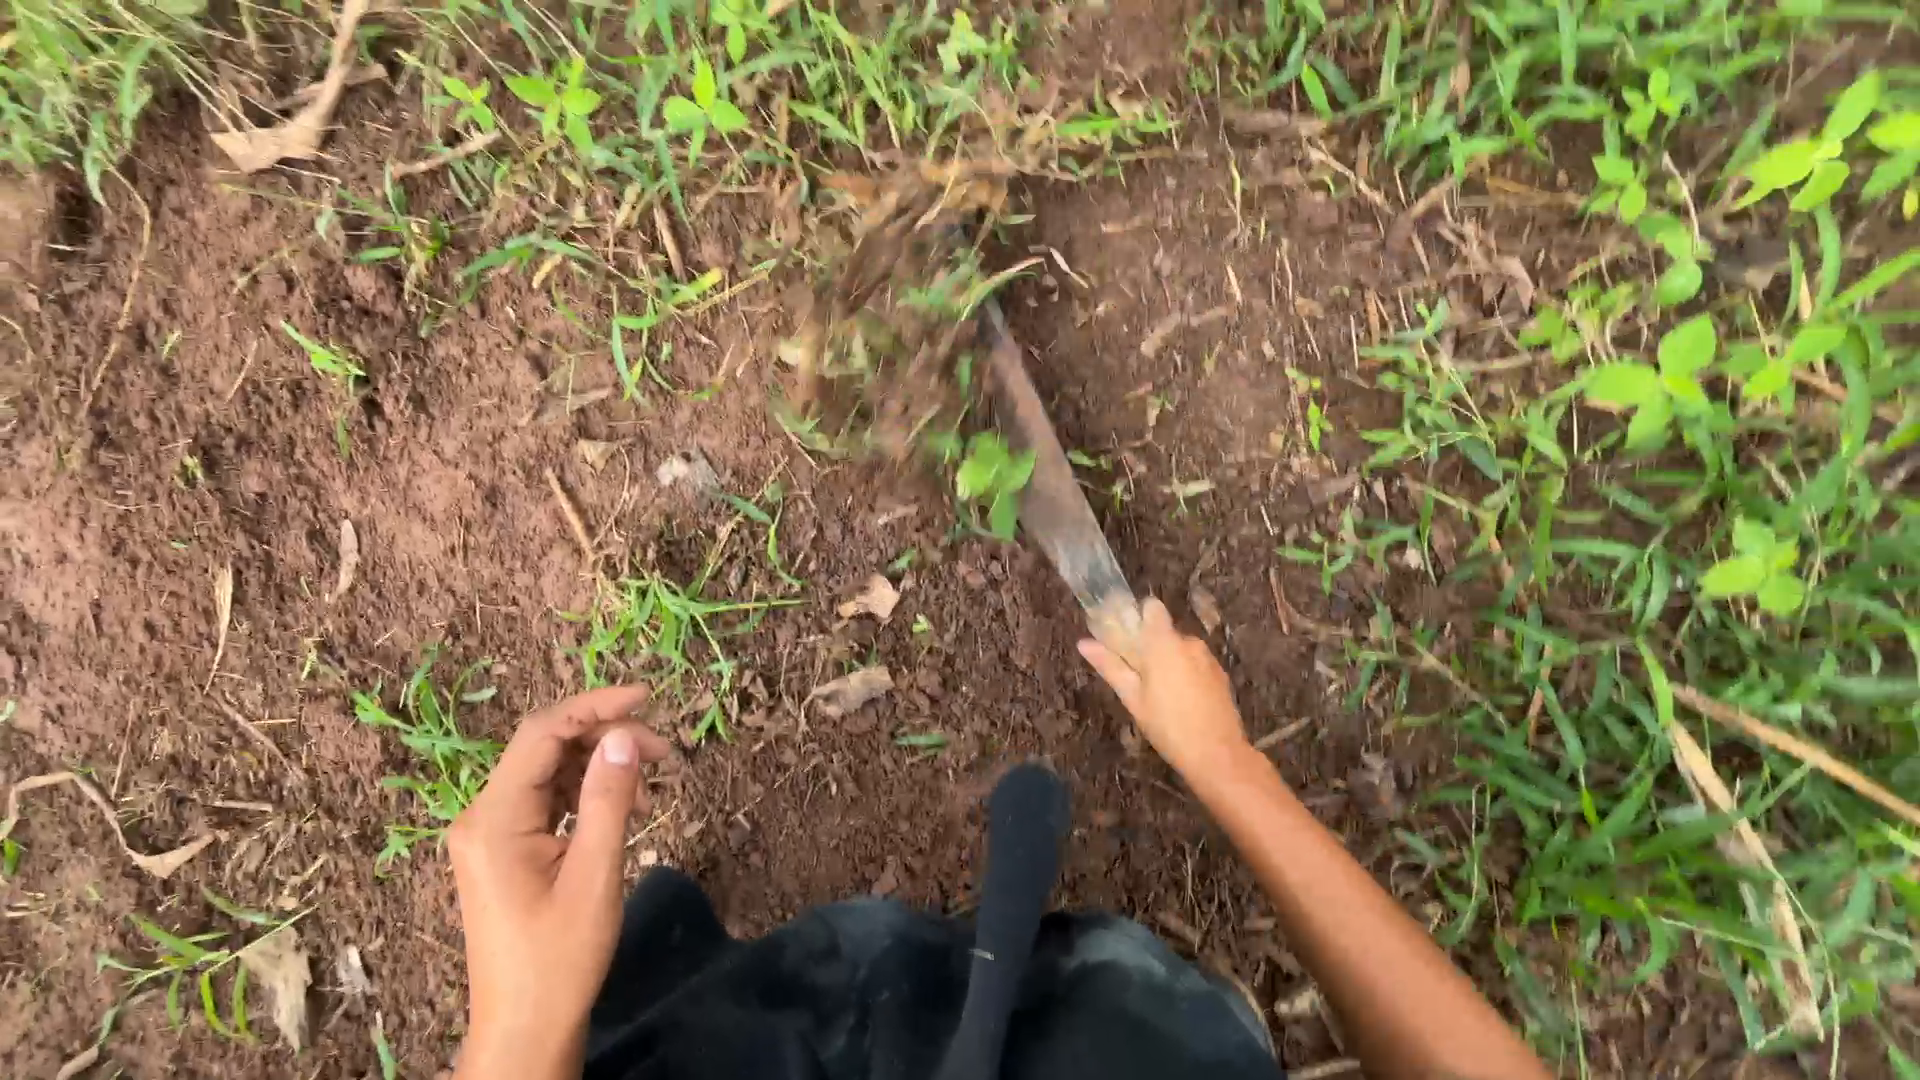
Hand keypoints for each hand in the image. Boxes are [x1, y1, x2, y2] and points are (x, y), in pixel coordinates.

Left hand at [448, 686, 672, 1079]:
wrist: (526, 1028)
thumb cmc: (560, 957)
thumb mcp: (594, 874)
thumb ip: (608, 799)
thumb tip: (626, 736)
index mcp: (494, 819)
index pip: (542, 733)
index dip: (595, 705)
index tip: (648, 696)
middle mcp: (483, 816)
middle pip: (546, 746)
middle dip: (605, 736)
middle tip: (663, 752)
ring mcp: (492, 832)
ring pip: (550, 769)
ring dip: (600, 762)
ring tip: (652, 780)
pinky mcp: (507, 848)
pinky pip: (548, 797)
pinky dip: (587, 790)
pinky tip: (624, 803)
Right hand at [1079, 598, 1249, 778]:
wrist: (1218, 754)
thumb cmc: (1167, 725)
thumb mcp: (1132, 698)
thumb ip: (1110, 666)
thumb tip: (1083, 643)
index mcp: (1164, 643)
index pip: (1152, 608)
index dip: (1139, 617)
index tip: (1128, 639)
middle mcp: (1189, 642)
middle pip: (1165, 632)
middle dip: (1151, 648)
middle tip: (1138, 679)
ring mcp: (1208, 658)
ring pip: (1181, 649)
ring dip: (1169, 663)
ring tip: (1161, 695)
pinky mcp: (1221, 674)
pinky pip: (1196, 664)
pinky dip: (1187, 674)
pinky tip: (1183, 702)